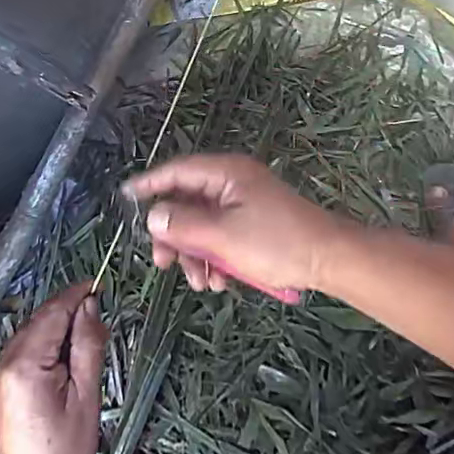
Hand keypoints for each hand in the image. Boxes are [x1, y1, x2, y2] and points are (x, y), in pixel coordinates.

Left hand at [0, 283, 106, 453]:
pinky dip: (52, 340)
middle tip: (101, 320)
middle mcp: (7, 360)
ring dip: (63, 324)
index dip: (79, 294)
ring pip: (37, 327)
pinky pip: (30, 344)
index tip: (101, 286)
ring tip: (90, 339)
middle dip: (72, 310)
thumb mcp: (86, 395)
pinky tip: (70, 355)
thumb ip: (88, 344)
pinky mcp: (5, 380)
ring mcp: (2, 370)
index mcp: (26, 363)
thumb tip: (91, 305)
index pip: (54, 310)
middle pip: (43, 316)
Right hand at [123, 153, 356, 298]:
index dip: (149, 184)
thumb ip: (183, 224)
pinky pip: (222, 235)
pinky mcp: (254, 223)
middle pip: (188, 202)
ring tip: (201, 282)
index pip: (177, 171)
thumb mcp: (223, 235)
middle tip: (163, 264)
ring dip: (196, 254)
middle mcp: (232, 182)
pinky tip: (219, 282)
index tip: (125, 197)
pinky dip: (215, 257)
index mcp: (226, 173)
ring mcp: (244, 202)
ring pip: (203, 224)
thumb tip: (153, 215)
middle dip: (175, 236)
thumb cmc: (275, 242)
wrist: (328, 258)